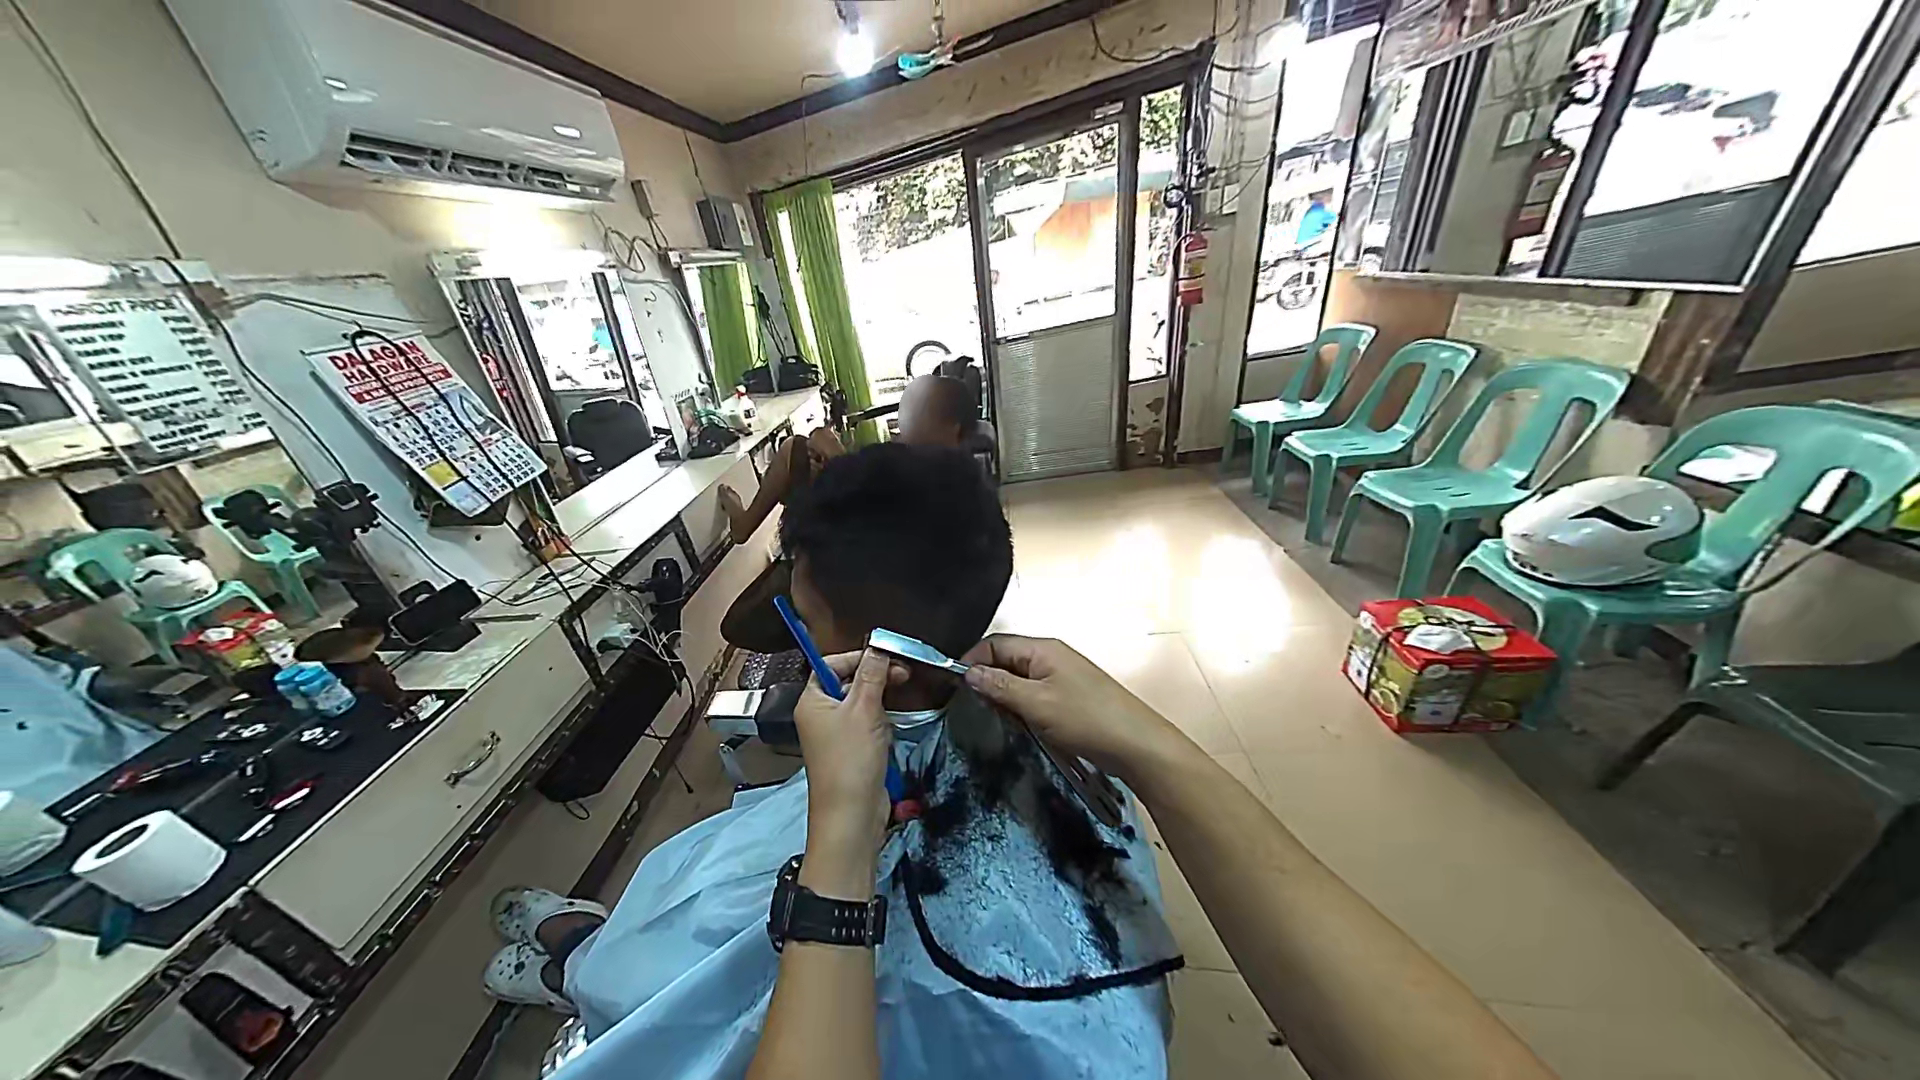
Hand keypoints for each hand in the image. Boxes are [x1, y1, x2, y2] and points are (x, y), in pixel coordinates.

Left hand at [793, 649, 903, 898]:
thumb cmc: (852, 758)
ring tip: (902, 696)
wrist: (852, 815)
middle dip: (875, 676)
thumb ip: (872, 674)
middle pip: (848, 681)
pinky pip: (867, 723)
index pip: (831, 663)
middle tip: (903, 674)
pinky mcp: (852, 749)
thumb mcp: (864, 709)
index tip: (886, 656)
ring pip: (861, 702)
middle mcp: (820, 714)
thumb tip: (878, 645)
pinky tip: (894, 723)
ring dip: (881, 698)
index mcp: (812, 700)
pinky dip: (882, 719)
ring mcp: (836, 733)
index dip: (858, 657)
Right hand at [961, 634, 1195, 782]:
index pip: (995, 643)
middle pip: (1006, 659)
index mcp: (1042, 649)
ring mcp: (1062, 676)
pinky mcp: (1070, 697)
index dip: (972, 661)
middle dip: (986, 679)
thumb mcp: (1036, 703)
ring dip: (1003, 695)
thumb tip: (968, 672)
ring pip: (1019, 678)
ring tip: (992, 717)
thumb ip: (1000, 686)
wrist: (1137, 745)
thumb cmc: (1085, 719)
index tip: (954, 688)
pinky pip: (1034, 694)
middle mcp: (1051, 656)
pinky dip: (1020, 705)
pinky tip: (1017, 724)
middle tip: (971, 707)